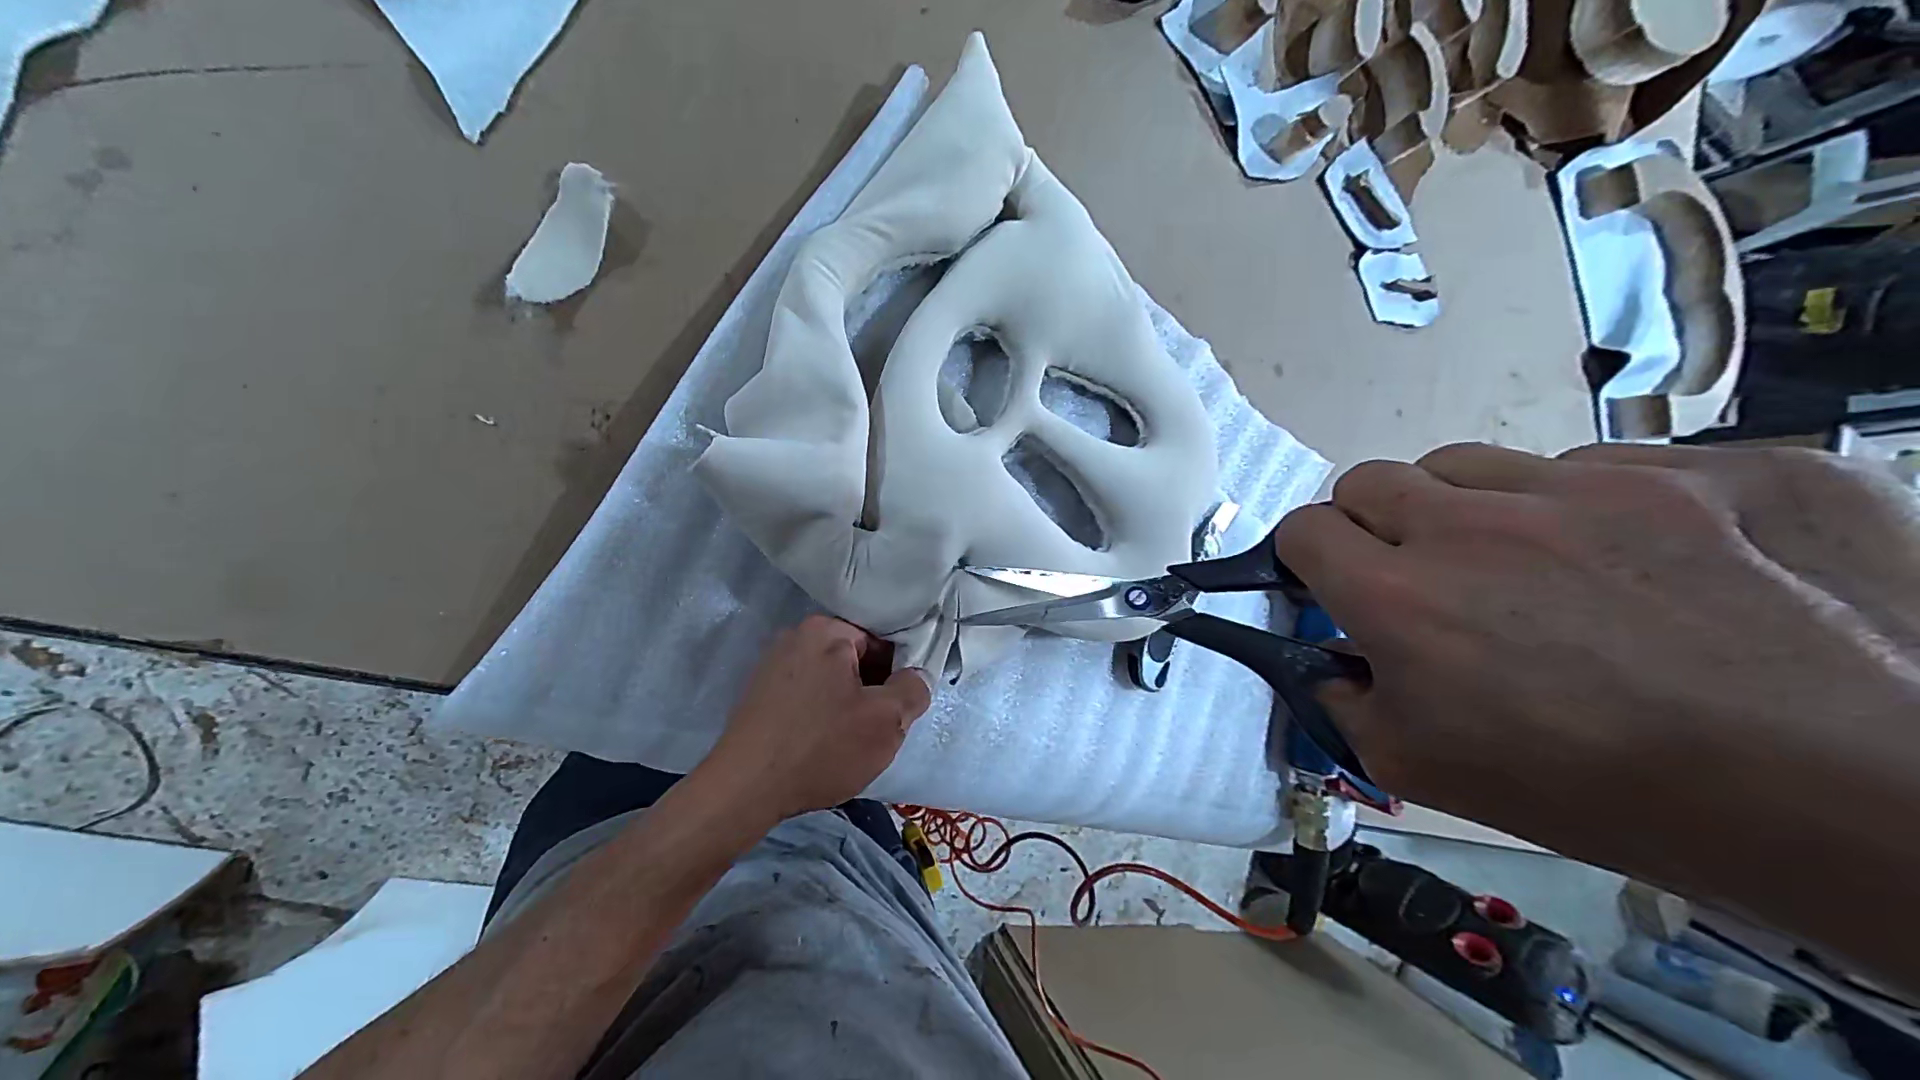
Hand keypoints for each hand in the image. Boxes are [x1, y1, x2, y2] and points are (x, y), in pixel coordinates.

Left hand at [702, 615, 931, 820]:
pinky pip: (807, 695)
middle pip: (856, 658)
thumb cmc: (821, 747)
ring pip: (832, 679)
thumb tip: (916, 677)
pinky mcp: (759, 694)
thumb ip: (913, 690)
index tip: (902, 705)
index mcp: (826, 630)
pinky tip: (822, 743)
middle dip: (874, 689)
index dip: (901, 673)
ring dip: (849, 704)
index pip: (884, 640)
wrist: (744, 790)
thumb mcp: (886, 721)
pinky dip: (822, 714)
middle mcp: (795, 636)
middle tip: (878, 726)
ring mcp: (772, 665)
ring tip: (850, 740)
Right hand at [1275, 442, 1919, 985]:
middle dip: (1370, 521)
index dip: (1306, 555)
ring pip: (1474, 463)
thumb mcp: (1420, 769)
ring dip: (1469, 508)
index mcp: (1400, 595)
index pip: (1304, 531)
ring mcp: (1597, 485)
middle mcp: (1476, 524)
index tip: (1328, 579)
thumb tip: (1326, 661)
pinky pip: (1602, 468)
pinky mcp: (1708, 466)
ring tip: (1527, 565)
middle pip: (1371, 480)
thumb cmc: (1599, 789)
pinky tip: (1642, 567)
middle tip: (1416, 571)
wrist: (1853, 795)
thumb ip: (1340, 700)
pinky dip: (1588, 510)